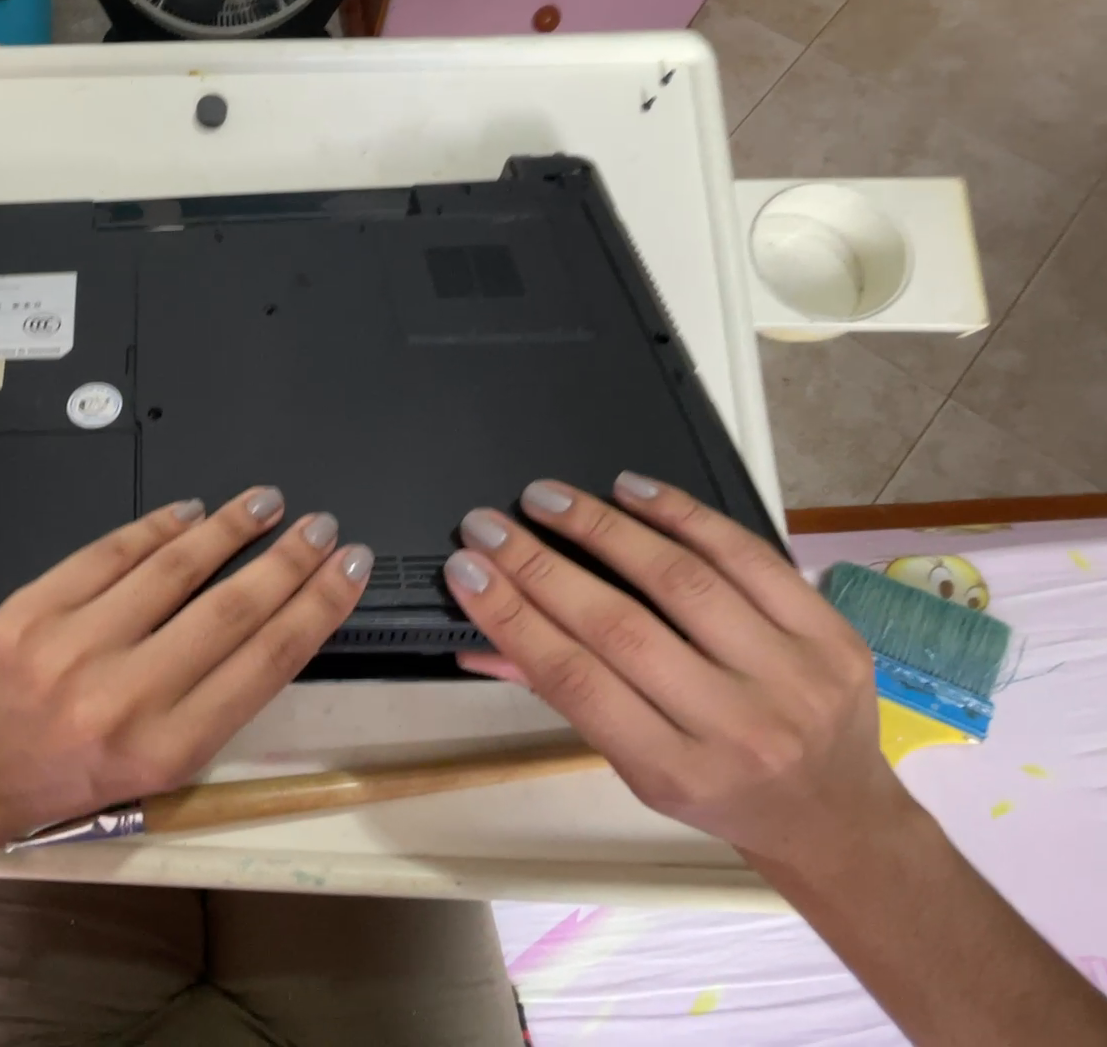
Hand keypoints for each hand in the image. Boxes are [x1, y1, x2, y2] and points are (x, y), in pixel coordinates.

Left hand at [0, 488, 373, 838]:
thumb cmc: (75, 775)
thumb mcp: (163, 764)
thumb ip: (218, 698)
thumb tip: (272, 614)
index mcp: (170, 746)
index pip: (266, 661)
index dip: (317, 606)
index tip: (347, 569)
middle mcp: (127, 696)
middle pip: (230, 609)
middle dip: (288, 561)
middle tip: (320, 526)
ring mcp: (73, 646)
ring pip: (173, 568)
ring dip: (230, 528)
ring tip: (265, 503)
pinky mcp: (32, 608)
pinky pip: (109, 551)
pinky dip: (157, 524)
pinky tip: (191, 510)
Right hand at [443, 473, 913, 871]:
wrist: (835, 814)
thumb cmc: (710, 790)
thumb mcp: (627, 764)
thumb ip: (557, 694)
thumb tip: (476, 641)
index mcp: (672, 769)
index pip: (574, 680)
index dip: (512, 617)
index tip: (466, 569)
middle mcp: (737, 726)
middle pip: (620, 627)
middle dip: (539, 566)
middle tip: (487, 524)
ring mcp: (795, 675)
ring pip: (682, 581)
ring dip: (602, 528)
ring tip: (545, 497)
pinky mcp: (832, 633)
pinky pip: (749, 556)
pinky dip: (682, 514)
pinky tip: (629, 488)